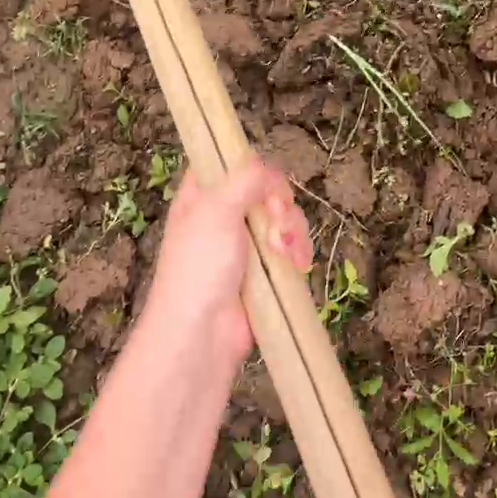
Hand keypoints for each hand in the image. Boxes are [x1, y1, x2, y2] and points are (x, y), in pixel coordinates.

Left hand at [144, 155, 311, 361]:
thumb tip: (269, 171)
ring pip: (283, 217)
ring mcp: (245, 243)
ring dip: (292, 231)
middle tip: (277, 221)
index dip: (251, 165)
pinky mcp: (264, 269)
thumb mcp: (216, 209)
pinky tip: (297, 265)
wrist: (201, 335)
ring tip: (287, 254)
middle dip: (281, 205)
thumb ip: (246, 180)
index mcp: (202, 194)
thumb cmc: (199, 266)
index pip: (229, 162)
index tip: (262, 180)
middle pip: (266, 189)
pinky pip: (290, 246)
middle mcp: (224, 214)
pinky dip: (298, 252)